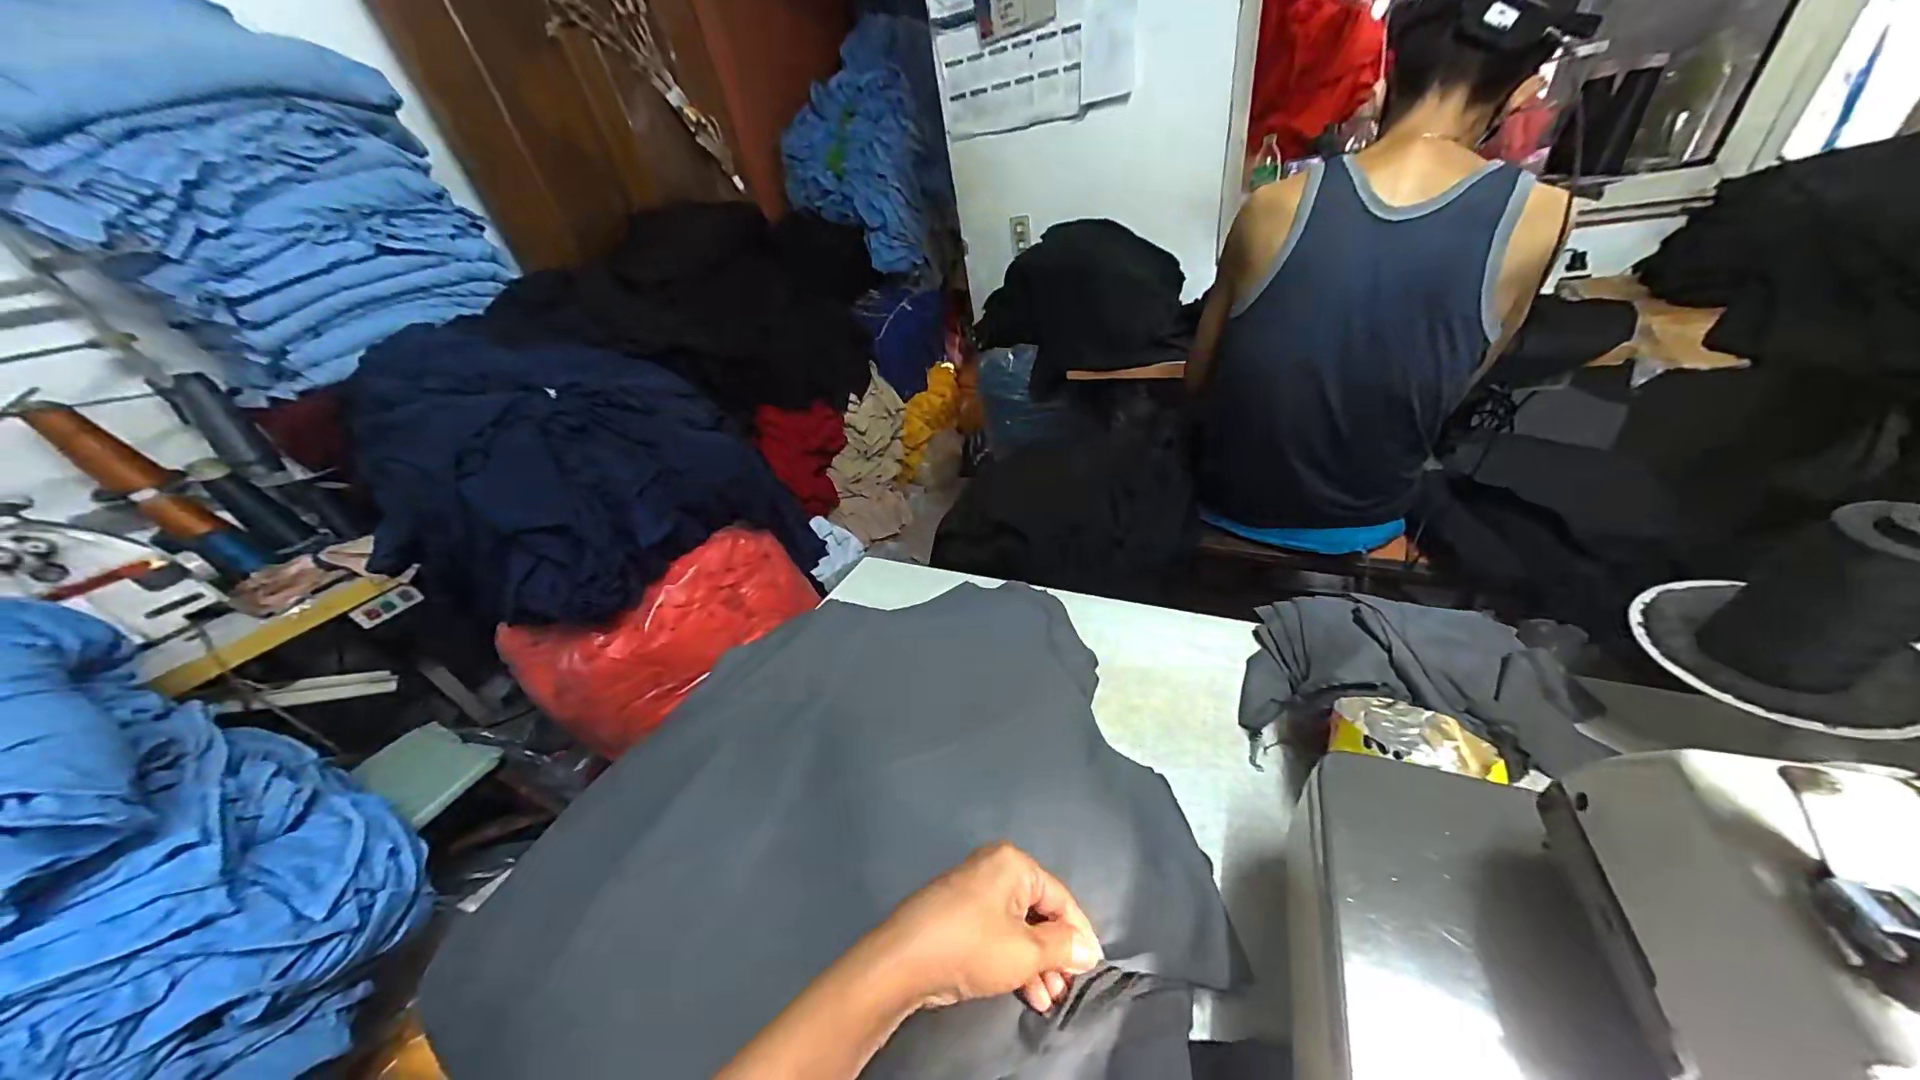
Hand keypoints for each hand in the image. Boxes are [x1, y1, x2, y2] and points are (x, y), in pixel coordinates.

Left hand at [865, 842, 1104, 1014]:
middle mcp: (995, 868)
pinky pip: (998, 932)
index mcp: (1014, 864)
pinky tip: (1027, 992)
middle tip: (1065, 988)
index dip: (1079, 934)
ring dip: (1036, 963)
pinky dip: (1013, 959)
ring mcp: (975, 890)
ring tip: (1047, 998)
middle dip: (1055, 953)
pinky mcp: (959, 913)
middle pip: (1039, 912)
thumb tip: (1086, 948)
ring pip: (1019, 926)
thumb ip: (1062, 948)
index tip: (1092, 968)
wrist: (903, 960)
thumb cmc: (971, 947)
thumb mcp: (1025, 952)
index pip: (1061, 897)